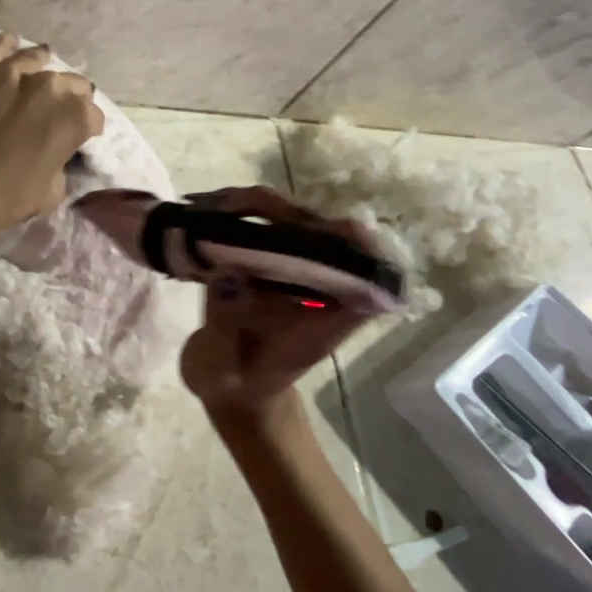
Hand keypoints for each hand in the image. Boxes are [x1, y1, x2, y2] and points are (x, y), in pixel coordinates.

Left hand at [0, 34, 103, 243]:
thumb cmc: (5, 199)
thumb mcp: (52, 191)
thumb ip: (62, 162)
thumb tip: (58, 152)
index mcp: (74, 117)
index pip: (93, 115)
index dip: (87, 127)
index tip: (77, 135)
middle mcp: (50, 87)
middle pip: (70, 83)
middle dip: (67, 96)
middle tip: (53, 110)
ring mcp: (12, 72)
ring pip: (37, 58)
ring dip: (40, 68)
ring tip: (35, 76)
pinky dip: (4, 44)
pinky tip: (9, 45)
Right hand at [79, 186, 386, 419]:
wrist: (228, 389)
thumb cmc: (231, 384)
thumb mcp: (220, 365)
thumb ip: (225, 323)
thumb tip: (230, 272)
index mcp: (321, 327)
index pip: (370, 289)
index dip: (368, 255)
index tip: (341, 227)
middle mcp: (319, 299)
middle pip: (338, 249)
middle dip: (306, 219)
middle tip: (251, 203)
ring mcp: (298, 284)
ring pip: (309, 236)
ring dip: (278, 212)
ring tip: (230, 201)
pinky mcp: (276, 275)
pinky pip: (280, 238)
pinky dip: (259, 219)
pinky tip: (225, 208)